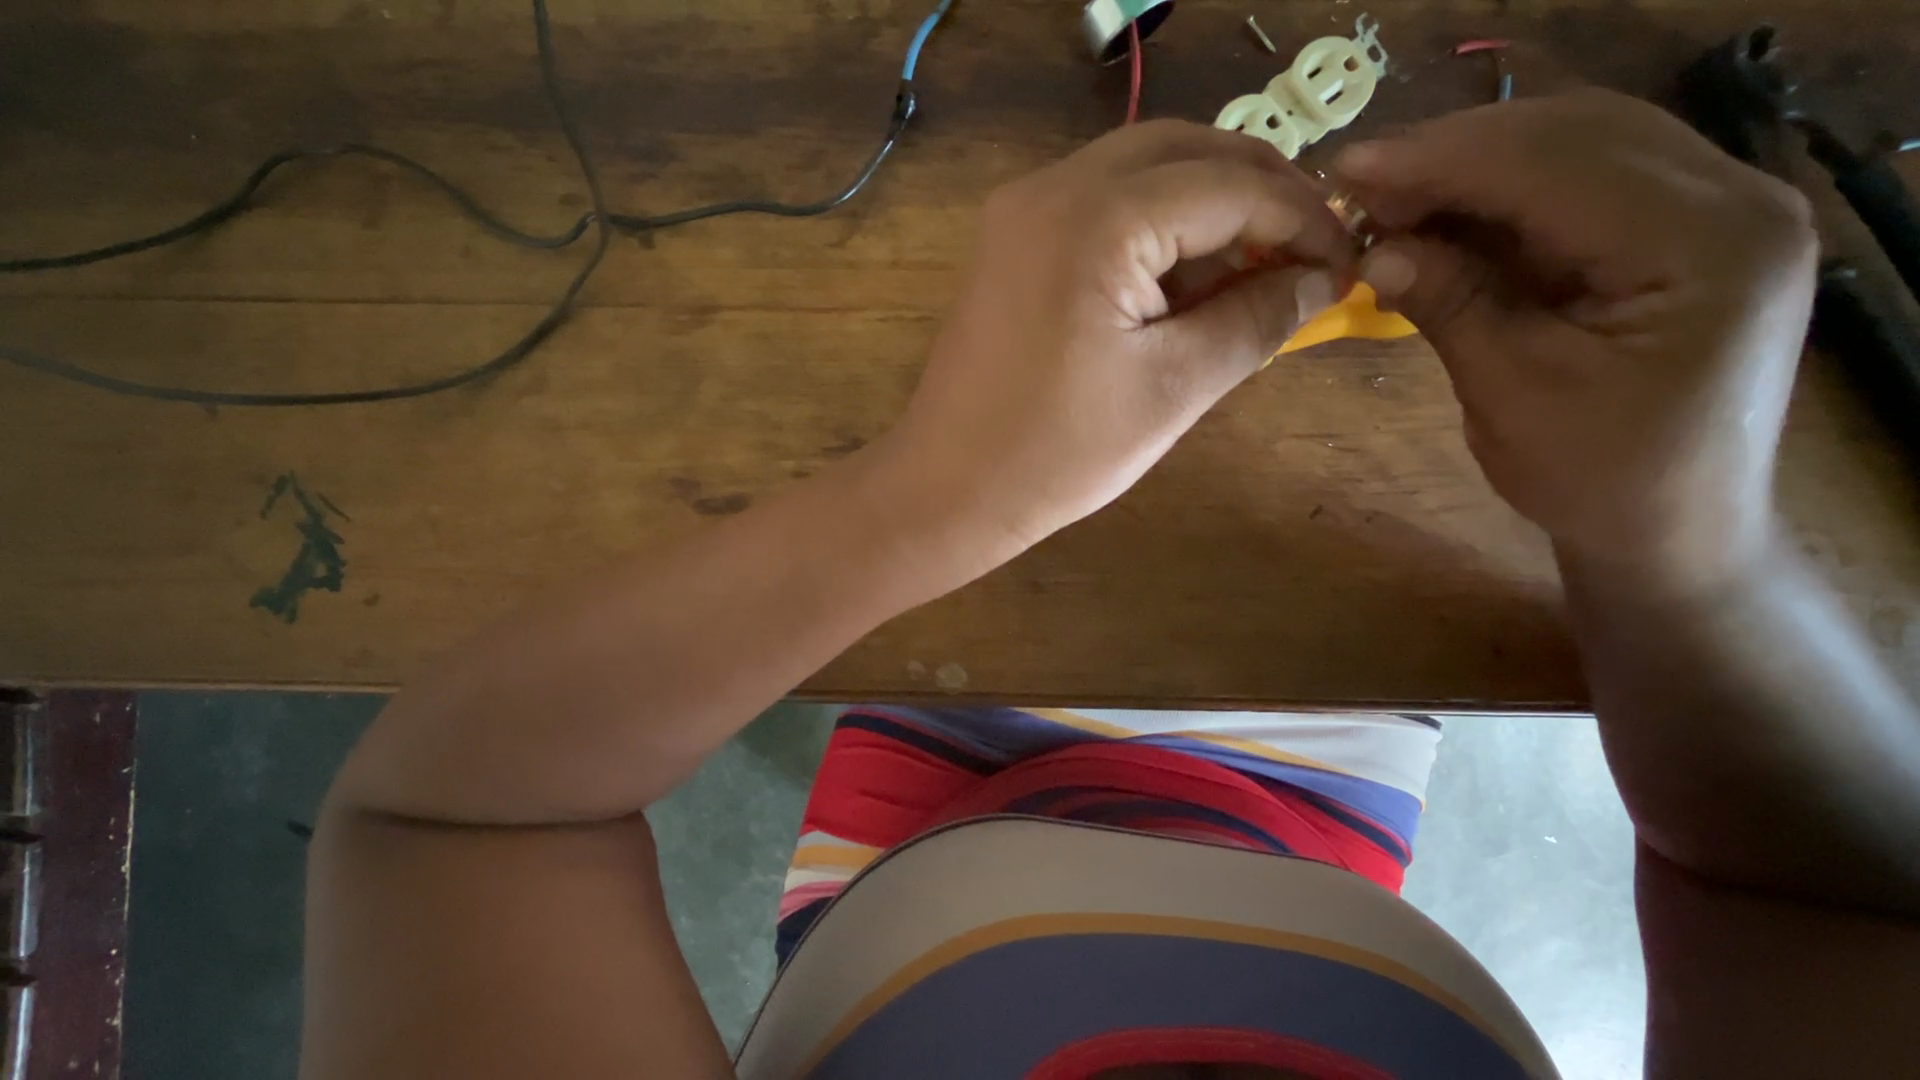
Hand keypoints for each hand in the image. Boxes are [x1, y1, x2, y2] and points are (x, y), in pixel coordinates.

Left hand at [872, 120, 1355, 565]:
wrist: (948, 488)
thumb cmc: (1058, 454)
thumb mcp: (1173, 388)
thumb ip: (1256, 318)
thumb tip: (1321, 278)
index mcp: (1096, 219)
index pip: (1229, 186)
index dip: (1302, 218)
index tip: (1347, 262)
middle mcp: (1053, 188)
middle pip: (1185, 150)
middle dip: (1259, 191)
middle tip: (1309, 249)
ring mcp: (1022, 210)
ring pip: (1142, 170)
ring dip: (1208, 205)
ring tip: (1258, 270)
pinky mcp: (1011, 240)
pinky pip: (1102, 204)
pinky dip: (1156, 226)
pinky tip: (1189, 280)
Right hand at [1334, 90, 1818, 588]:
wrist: (1673, 526)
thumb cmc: (1597, 477)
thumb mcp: (1510, 391)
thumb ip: (1451, 303)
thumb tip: (1374, 247)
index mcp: (1708, 244)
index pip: (1560, 165)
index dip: (1446, 160)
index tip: (1350, 168)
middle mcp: (1734, 200)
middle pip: (1576, 134)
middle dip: (1458, 152)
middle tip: (1362, 183)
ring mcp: (1715, 208)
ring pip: (1578, 146)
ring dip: (1476, 167)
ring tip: (1392, 197)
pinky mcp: (1683, 227)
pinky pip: (1583, 184)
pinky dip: (1503, 195)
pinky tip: (1444, 214)